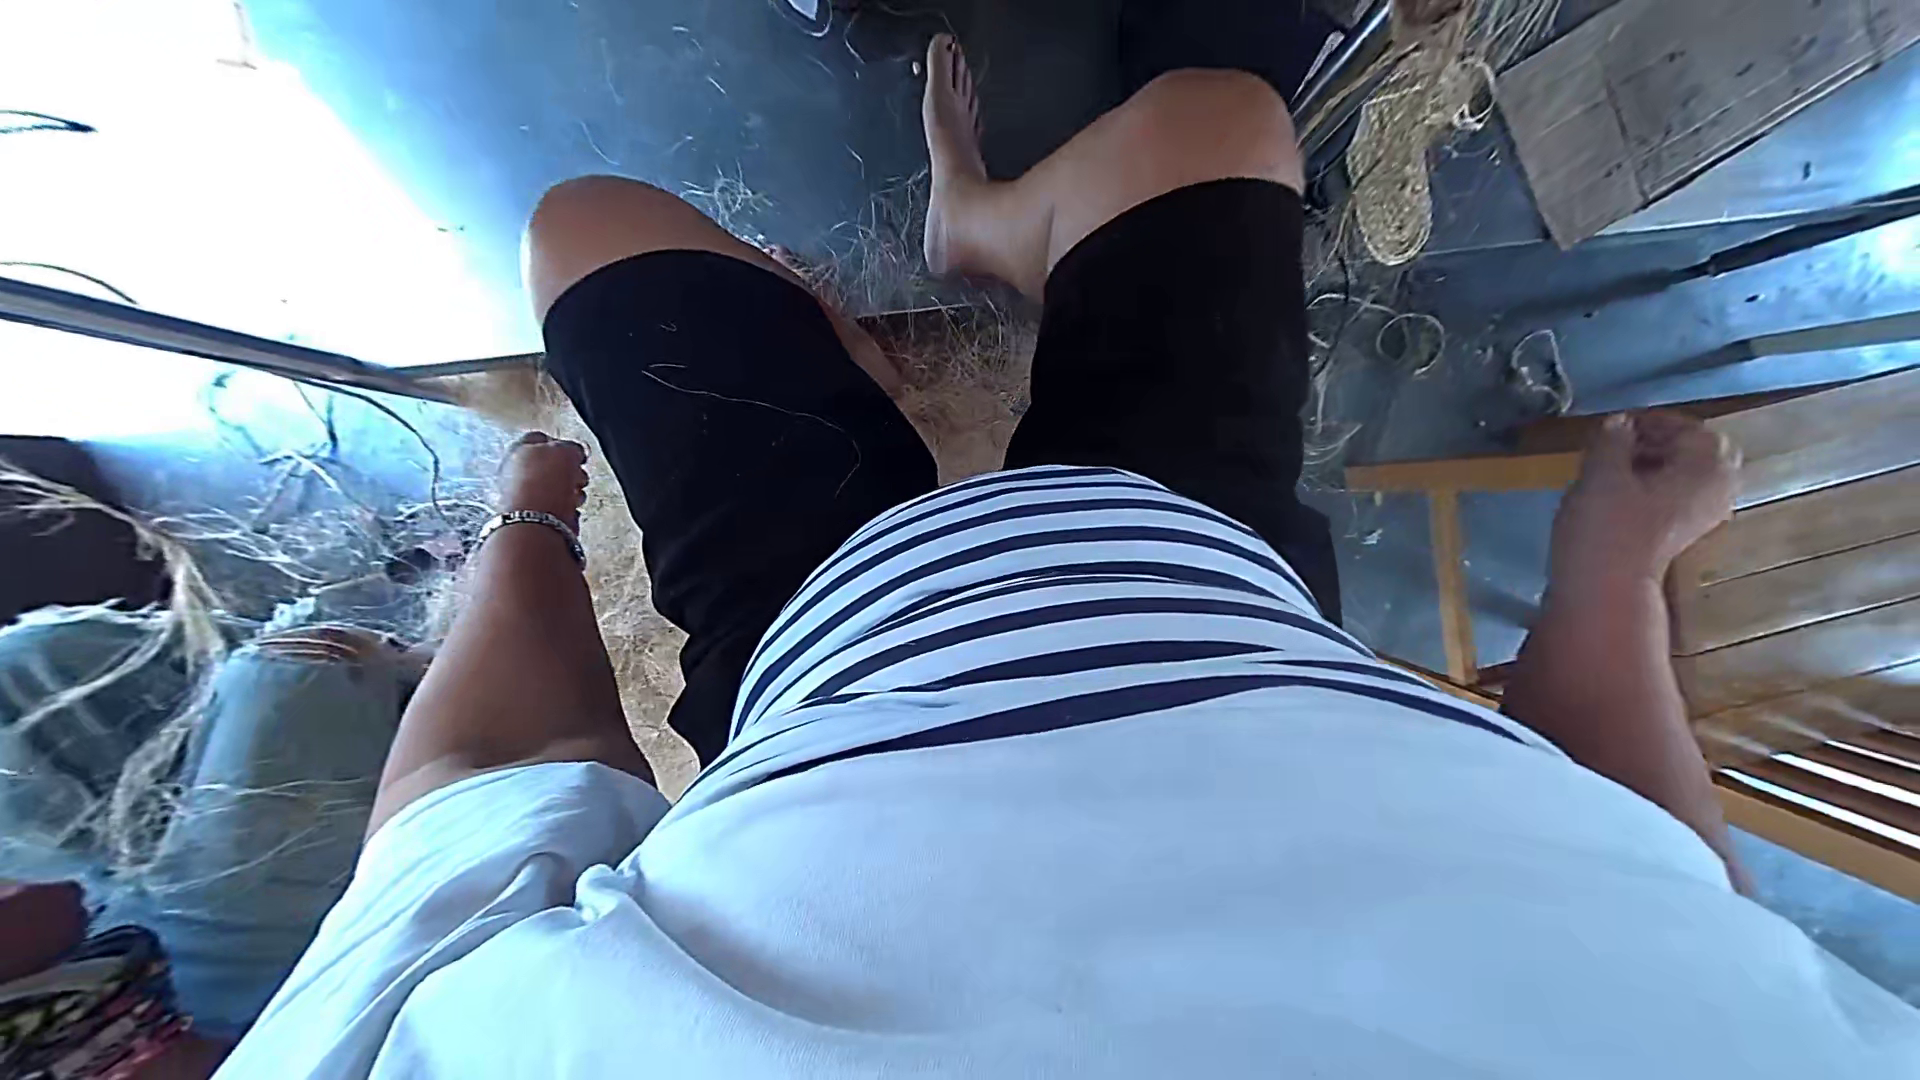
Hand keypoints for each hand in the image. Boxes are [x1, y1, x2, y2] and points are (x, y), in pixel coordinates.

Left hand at [501, 431, 588, 529]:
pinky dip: (567, 507)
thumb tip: (577, 450)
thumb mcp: (567, 451)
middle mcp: (516, 472)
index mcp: (518, 450)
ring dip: (571, 490)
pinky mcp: (536, 515)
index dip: (561, 444)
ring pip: (557, 487)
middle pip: (550, 465)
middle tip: (578, 474)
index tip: (576, 452)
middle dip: (569, 470)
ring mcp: (525, 495)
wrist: (540, 519)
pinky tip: (568, 508)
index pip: (541, 439)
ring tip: (574, 493)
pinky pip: (558, 506)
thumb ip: (573, 447)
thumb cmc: (545, 482)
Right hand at [1550, 411, 1739, 586]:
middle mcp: (1718, 488)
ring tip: (1612, 464)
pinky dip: (1654, 483)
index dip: (1653, 421)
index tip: (1615, 422)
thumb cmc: (1604, 526)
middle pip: (1698, 451)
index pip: (1692, 429)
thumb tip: (1617, 422)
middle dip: (1660, 441)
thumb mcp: (1600, 477)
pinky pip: (1677, 493)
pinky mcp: (1681, 530)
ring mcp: (1703, 512)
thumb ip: (1610, 443)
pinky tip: (1620, 490)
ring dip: (1655, 462)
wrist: (1604, 583)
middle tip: (1616, 440)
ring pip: (1687, 473)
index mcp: (1706, 469)